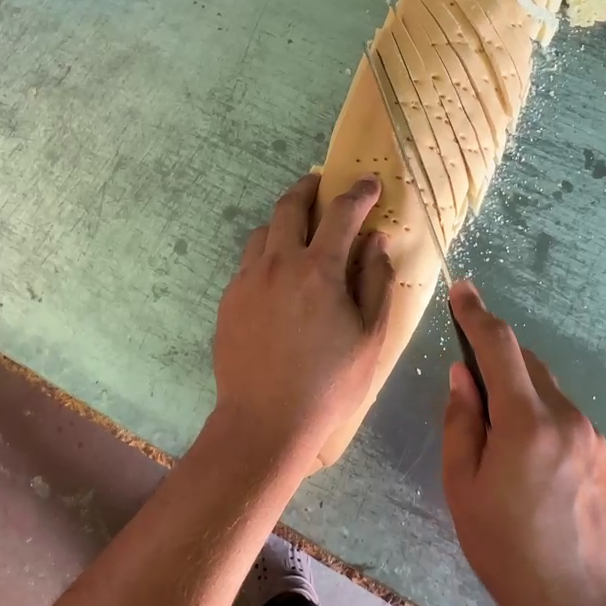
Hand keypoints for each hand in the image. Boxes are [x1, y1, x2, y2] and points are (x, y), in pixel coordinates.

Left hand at [210, 173, 394, 458]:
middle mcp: (278, 263)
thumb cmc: (329, 385)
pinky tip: (277, 275)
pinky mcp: (229, 299)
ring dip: (283, 221)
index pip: (341, 213)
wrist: (264, 422)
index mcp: (318, 270)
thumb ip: (376, 282)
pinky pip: (248, 261)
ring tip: (298, 231)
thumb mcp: (370, 338)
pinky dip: (266, 253)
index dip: (358, 193)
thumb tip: (375, 241)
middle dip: (309, 188)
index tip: (369, 183)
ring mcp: (247, 280)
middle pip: (289, 206)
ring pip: (263, 231)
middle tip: (322, 184)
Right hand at [442, 281, 605, 605]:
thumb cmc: (509, 550)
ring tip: (495, 432)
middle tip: (468, 380)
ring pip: (546, 388)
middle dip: (496, 356)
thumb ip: (462, 422)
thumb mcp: (464, 488)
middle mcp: (566, 416)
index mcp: (526, 422)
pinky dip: (538, 411)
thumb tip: (463, 375)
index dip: (477, 313)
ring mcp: (591, 434)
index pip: (499, 346)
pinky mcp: (603, 453)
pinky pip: (563, 414)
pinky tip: (525, 454)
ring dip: (518, 388)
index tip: (462, 288)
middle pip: (526, 362)